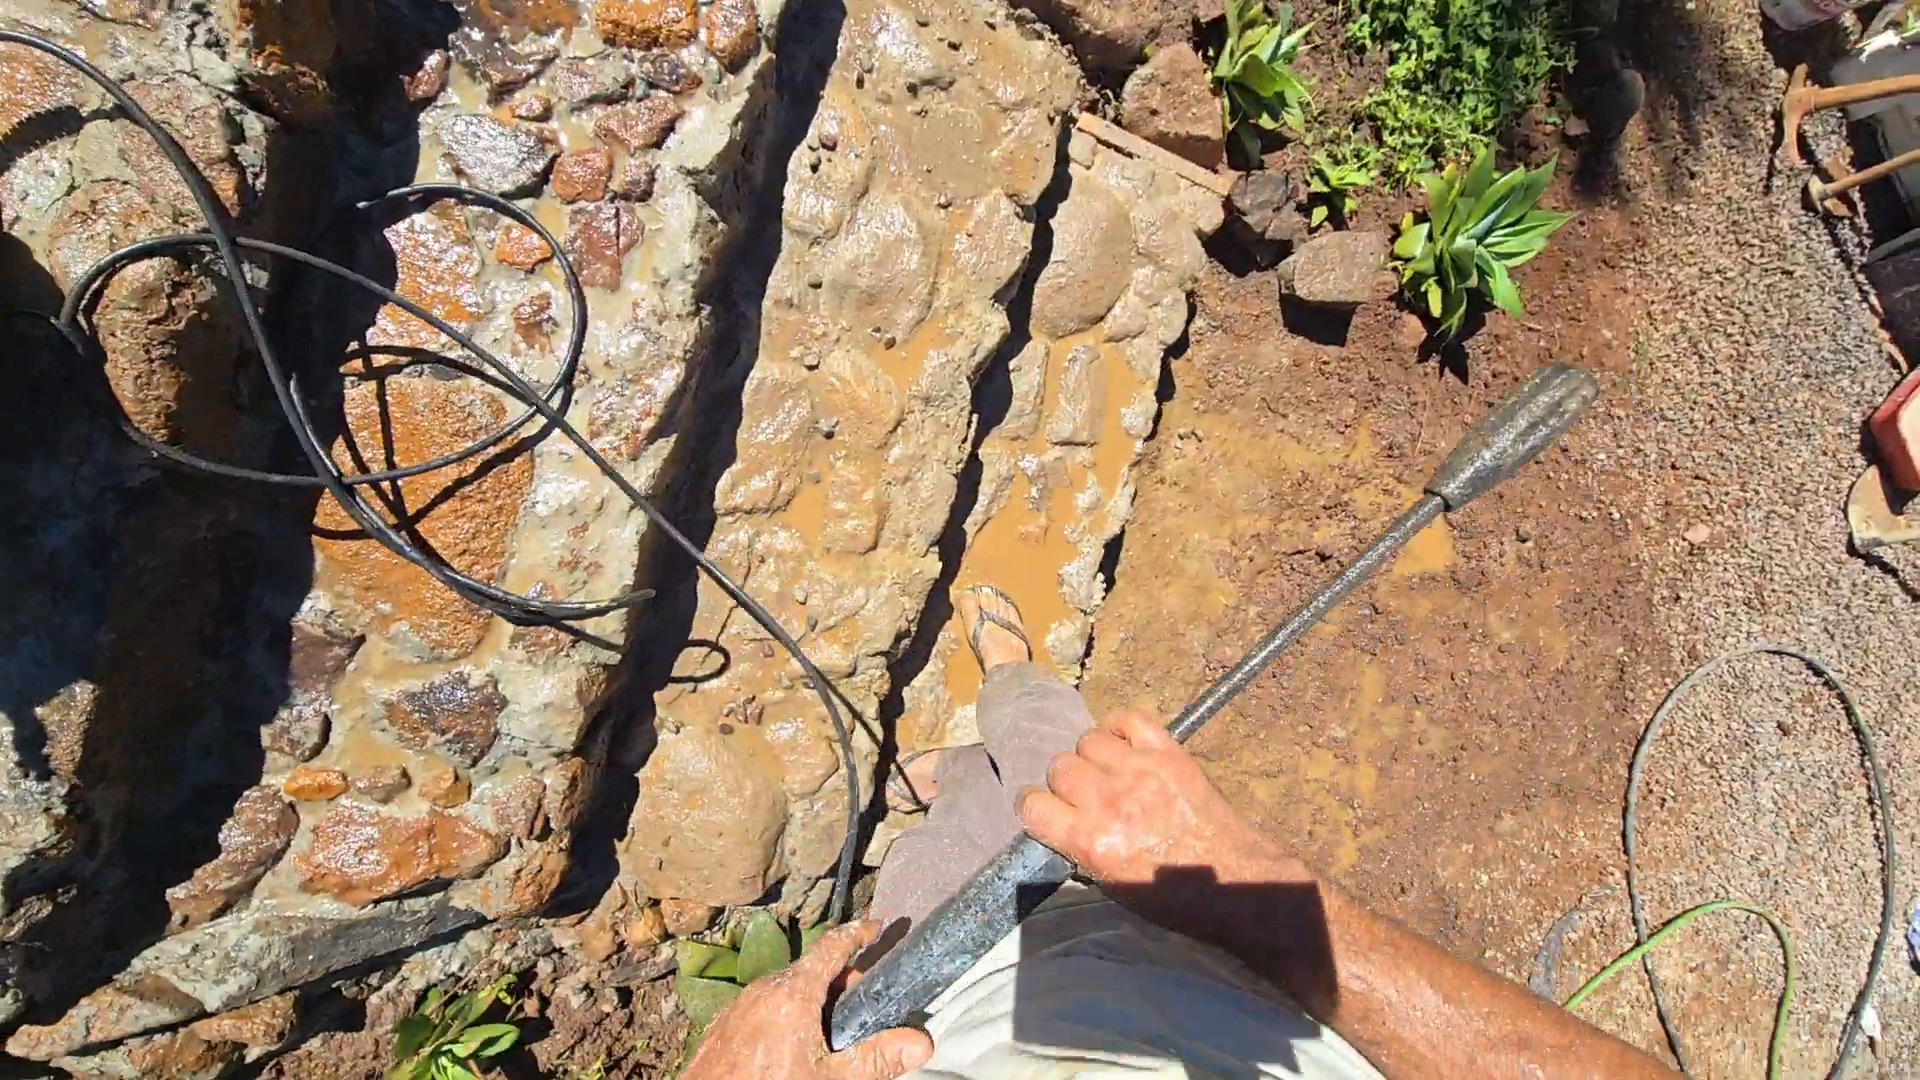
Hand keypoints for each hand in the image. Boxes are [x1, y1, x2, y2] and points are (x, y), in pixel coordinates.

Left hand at [681, 921, 932, 1079]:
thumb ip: (876, 1059)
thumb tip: (923, 1042)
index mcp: (793, 992)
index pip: (834, 945)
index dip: (859, 933)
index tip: (879, 927)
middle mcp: (764, 988)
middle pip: (812, 969)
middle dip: (841, 981)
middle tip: (863, 1006)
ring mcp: (738, 1007)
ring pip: (786, 988)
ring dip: (813, 999)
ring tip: (829, 1034)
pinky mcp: (722, 1028)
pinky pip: (763, 1008)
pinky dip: (785, 1014)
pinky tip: (791, 1049)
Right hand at [1017, 710, 1304, 935]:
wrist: (1235, 884)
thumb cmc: (1172, 898)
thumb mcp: (1111, 886)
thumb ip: (1079, 846)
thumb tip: (1059, 818)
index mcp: (1091, 842)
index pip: (1032, 806)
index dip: (1035, 807)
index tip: (1046, 810)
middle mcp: (1109, 802)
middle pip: (1059, 767)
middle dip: (1067, 782)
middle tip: (1087, 795)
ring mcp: (1140, 772)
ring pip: (1088, 741)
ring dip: (1093, 756)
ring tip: (1110, 771)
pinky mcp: (1168, 754)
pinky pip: (1128, 719)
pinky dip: (1121, 727)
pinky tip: (1125, 744)